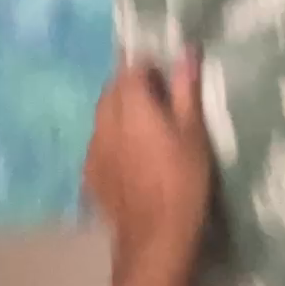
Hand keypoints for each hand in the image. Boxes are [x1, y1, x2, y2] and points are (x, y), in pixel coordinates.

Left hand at [83, 51, 212, 285]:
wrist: (155, 235)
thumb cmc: (184, 176)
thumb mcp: (194, 130)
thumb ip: (186, 89)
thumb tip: (186, 50)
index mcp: (131, 108)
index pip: (130, 69)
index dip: (147, 62)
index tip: (166, 64)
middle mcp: (104, 123)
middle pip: (112, 90)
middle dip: (132, 81)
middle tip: (162, 88)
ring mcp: (92, 149)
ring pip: (103, 115)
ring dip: (122, 107)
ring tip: (149, 117)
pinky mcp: (90, 172)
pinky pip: (100, 139)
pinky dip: (115, 132)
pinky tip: (134, 147)